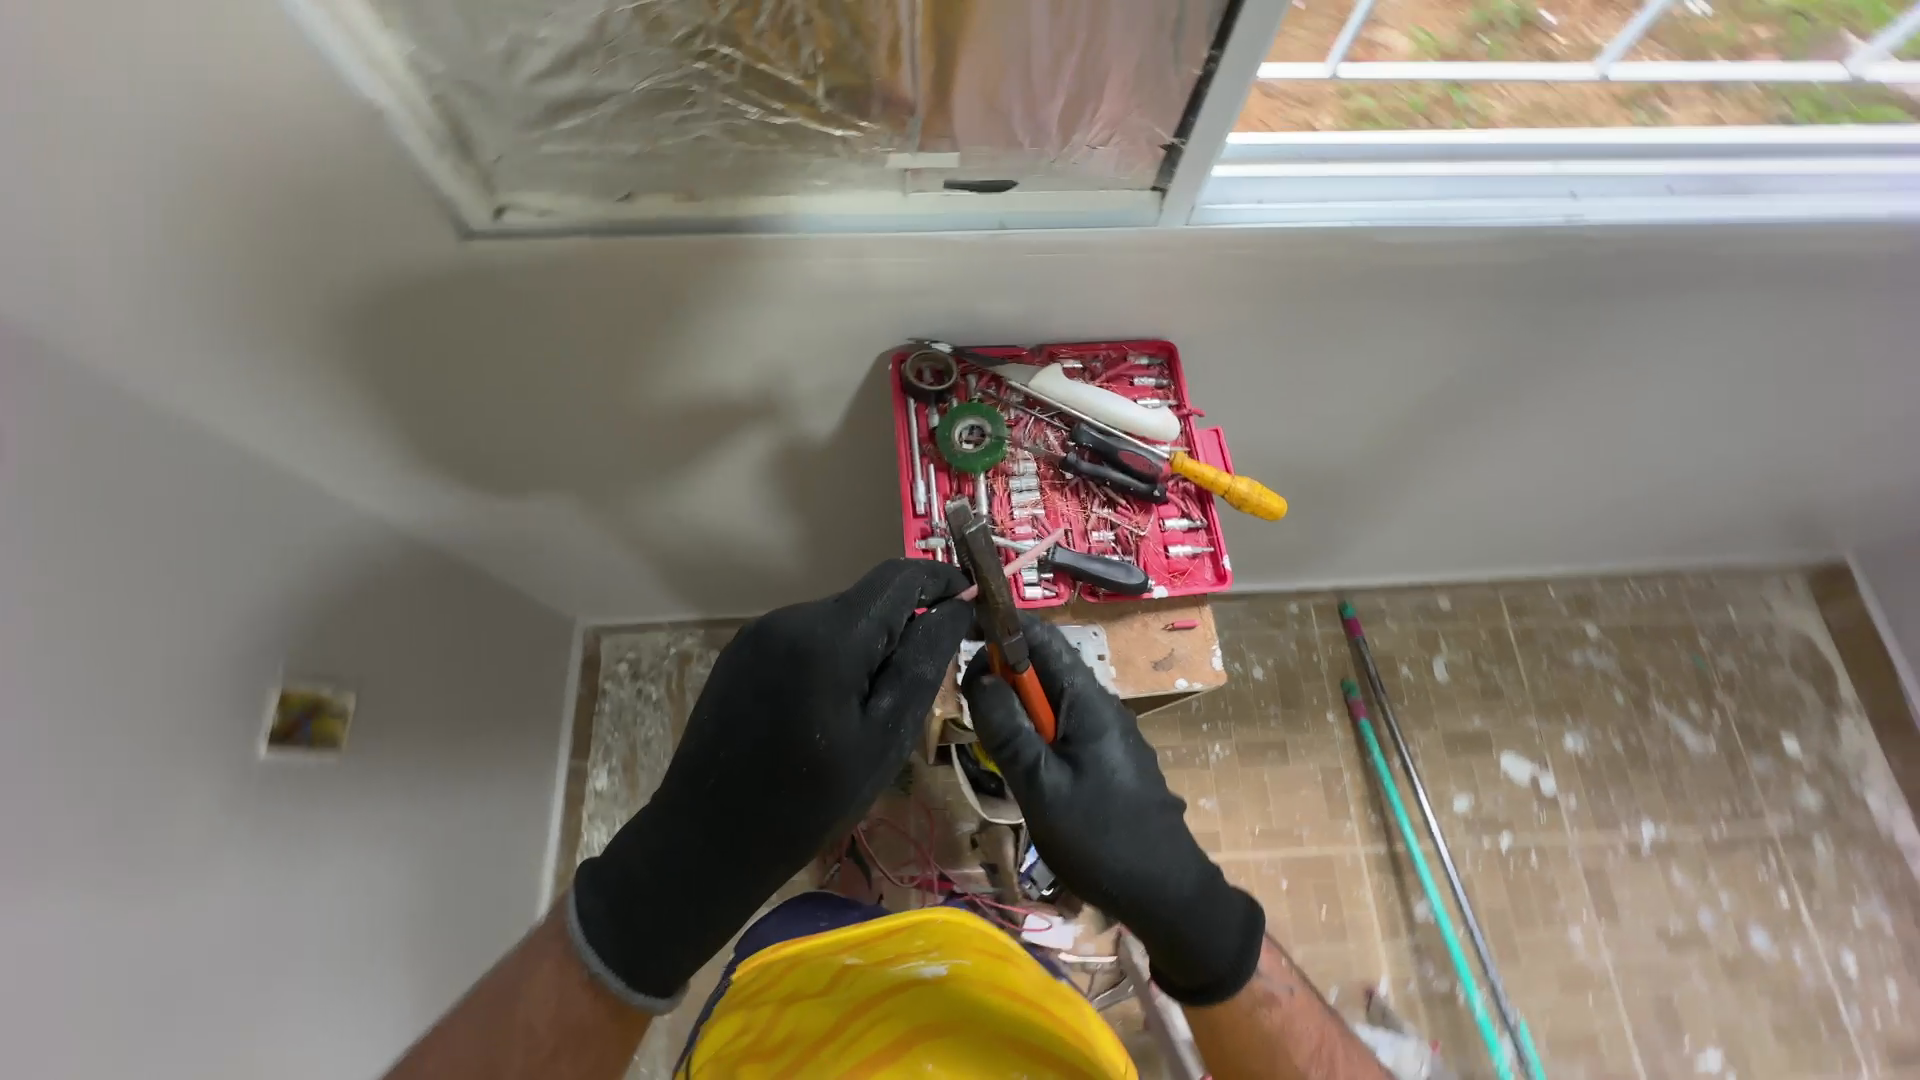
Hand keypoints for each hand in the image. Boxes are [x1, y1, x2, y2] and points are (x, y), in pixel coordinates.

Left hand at [569, 559, 972, 1009]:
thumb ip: (924, 662)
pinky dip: (836, 657)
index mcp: (829, 635)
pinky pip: (807, 638)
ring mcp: (760, 632)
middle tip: (928, 683)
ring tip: (875, 711)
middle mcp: (791, 617)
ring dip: (871, 646)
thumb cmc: (809, 801)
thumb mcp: (885, 737)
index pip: (901, 577)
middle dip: (908, 626)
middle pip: (870, 600)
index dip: (944, 581)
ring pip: (840, 620)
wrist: (707, 838)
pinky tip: (831, 710)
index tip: (974, 603)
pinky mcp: (743, 652)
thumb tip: (958, 607)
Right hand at [963, 617, 1264, 1005]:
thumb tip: (979, 675)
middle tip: (967, 704)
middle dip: (1001, 674)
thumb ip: (1006, 728)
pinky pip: (1063, 728)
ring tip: (989, 741)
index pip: (1040, 637)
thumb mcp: (1039, 784)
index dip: (1000, 625)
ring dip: (1016, 708)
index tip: (960, 631)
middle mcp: (1100, 705)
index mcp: (1087, 700)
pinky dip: (1034, 733)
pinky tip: (1022, 768)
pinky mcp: (1108, 759)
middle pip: (1044, 667)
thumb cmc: (1098, 836)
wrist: (1165, 893)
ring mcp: (1107, 733)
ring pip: (1051, 700)